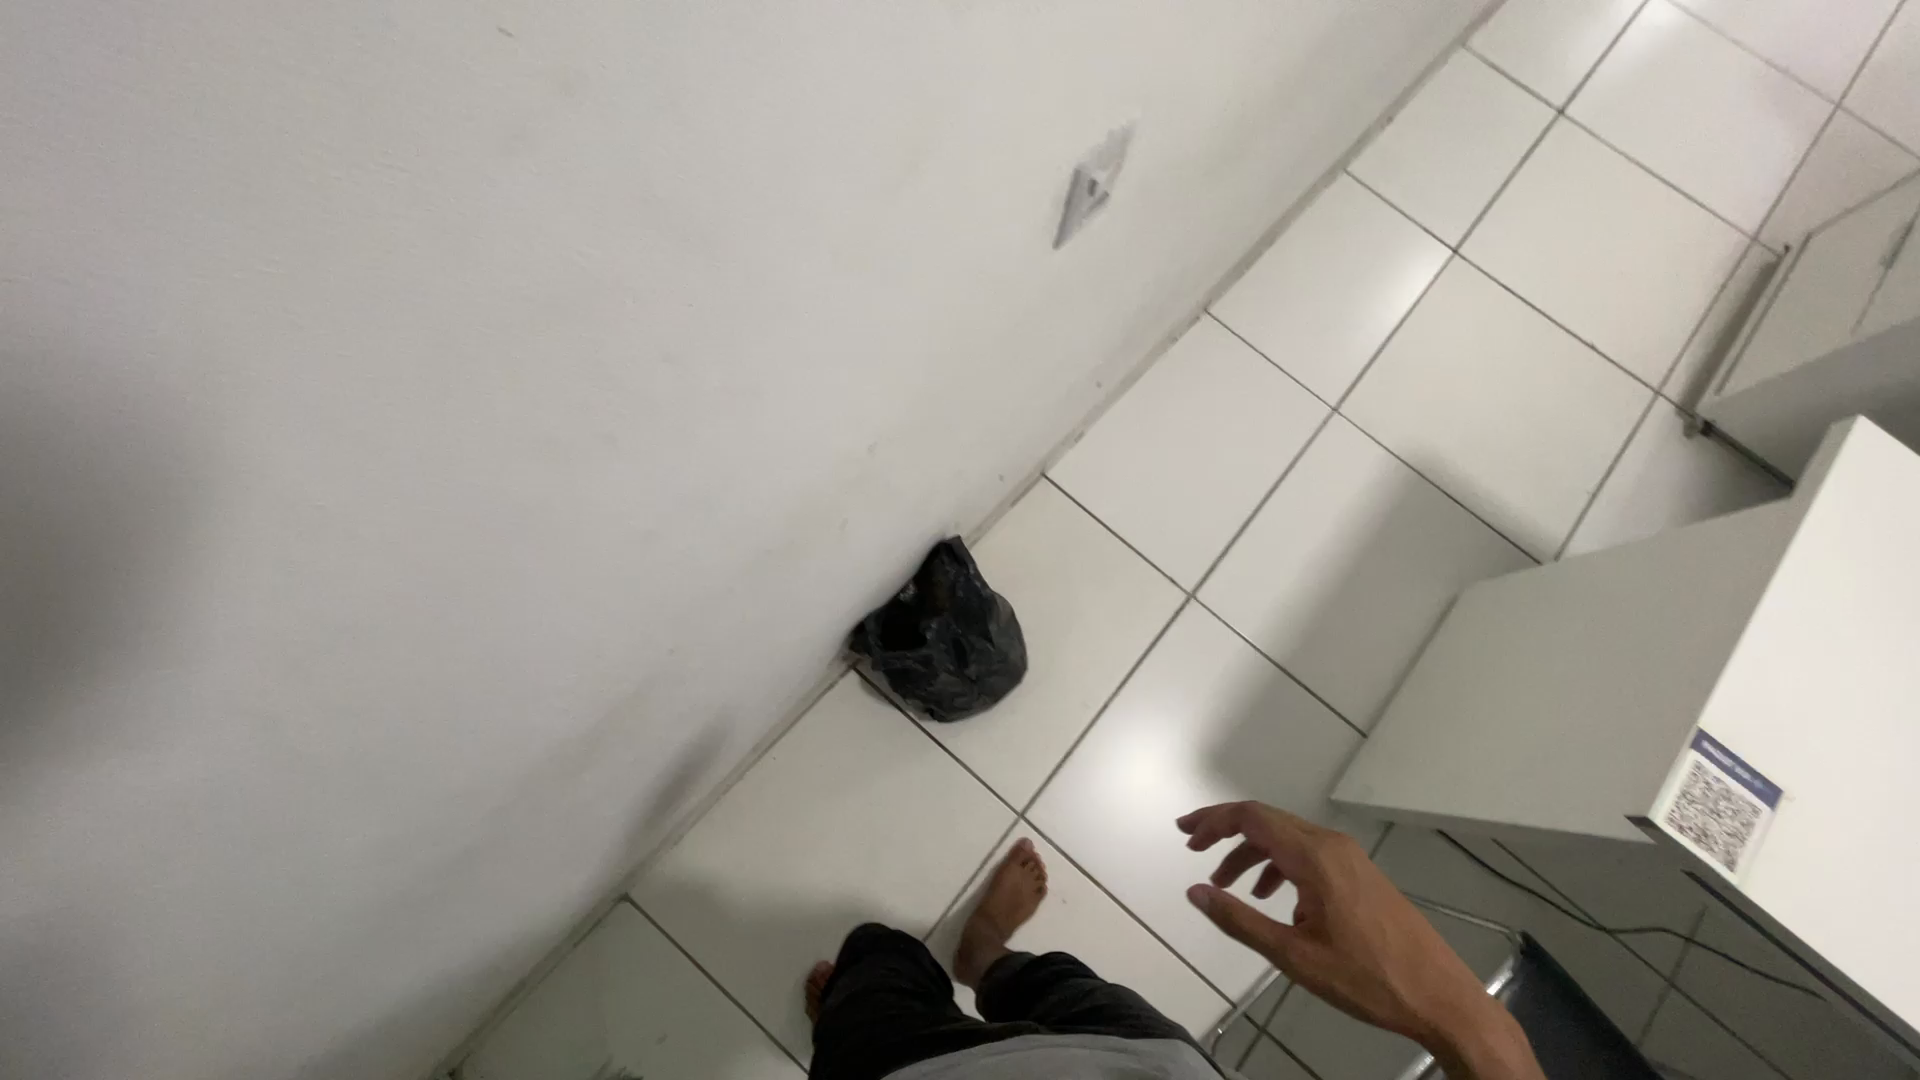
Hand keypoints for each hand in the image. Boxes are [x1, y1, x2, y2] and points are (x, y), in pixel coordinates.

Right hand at [1178, 802, 1542, 1079]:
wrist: (1444, 1000)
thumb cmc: (1367, 979)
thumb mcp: (1294, 956)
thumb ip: (1239, 920)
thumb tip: (1195, 892)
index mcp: (1314, 856)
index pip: (1251, 817)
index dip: (1213, 820)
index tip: (1184, 834)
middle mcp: (1330, 844)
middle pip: (1265, 819)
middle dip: (1225, 830)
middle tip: (1192, 847)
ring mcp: (1348, 857)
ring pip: (1285, 837)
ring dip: (1250, 852)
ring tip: (1225, 882)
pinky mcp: (1359, 873)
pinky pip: (1306, 852)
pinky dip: (1277, 864)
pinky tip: (1272, 897)